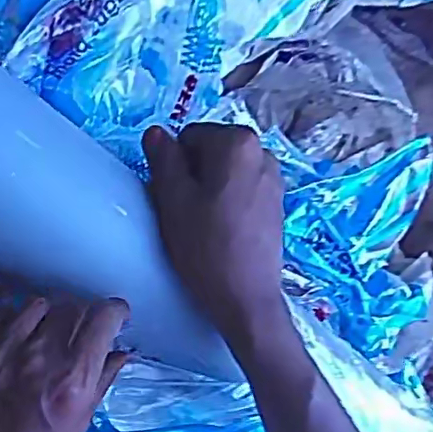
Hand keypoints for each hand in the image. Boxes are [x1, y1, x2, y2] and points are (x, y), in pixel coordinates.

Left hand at [0, 297, 129, 431]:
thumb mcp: (79, 423)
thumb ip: (101, 381)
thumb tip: (119, 352)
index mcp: (74, 377)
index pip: (103, 317)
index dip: (116, 311)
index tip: (117, 317)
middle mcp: (43, 354)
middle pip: (74, 305)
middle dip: (86, 313)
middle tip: (85, 328)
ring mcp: (7, 347)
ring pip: (40, 303)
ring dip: (54, 312)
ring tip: (53, 330)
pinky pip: (6, 313)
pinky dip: (21, 319)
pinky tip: (23, 336)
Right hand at [142, 123, 291, 355]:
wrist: (246, 299)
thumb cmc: (206, 250)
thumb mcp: (174, 203)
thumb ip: (163, 161)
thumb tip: (155, 132)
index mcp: (237, 141)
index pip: (189, 137)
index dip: (173, 167)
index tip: (172, 200)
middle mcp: (263, 151)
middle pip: (211, 154)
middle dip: (193, 178)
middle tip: (184, 216)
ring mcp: (274, 179)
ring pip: (227, 176)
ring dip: (210, 193)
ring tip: (203, 229)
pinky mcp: (277, 206)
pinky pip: (242, 194)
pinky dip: (228, 207)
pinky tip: (222, 235)